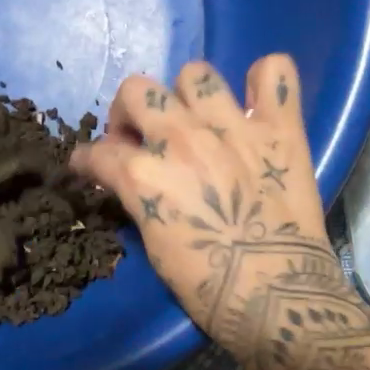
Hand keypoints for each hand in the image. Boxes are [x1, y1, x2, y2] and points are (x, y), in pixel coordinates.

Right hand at [69, 56, 343, 366]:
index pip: (99, 152)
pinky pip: (274, 72)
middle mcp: (182, 139)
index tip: (90, 166)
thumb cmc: (211, 291)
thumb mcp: (156, 250)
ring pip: (196, 74)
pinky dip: (264, 81)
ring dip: (189, 95)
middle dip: (129, 112)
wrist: (278, 298)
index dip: (88, 160)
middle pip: (137, 91)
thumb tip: (131, 185)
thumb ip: (140, 205)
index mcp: (145, 177)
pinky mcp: (281, 129)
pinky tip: (257, 104)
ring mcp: (234, 128)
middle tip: (141, 137)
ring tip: (196, 120)